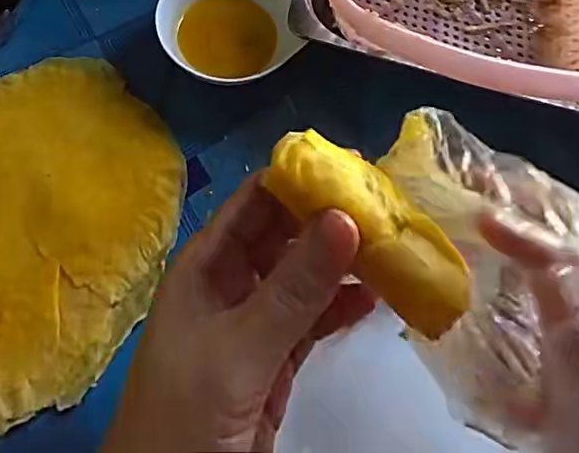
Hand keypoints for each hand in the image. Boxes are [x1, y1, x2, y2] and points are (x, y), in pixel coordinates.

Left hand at [103, 172, 375, 452]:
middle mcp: (230, 281)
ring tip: (391, 243)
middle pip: (283, 233)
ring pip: (302, 276)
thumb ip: (292, 288)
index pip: (255, 201)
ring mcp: (253, 321)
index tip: (350, 165)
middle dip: (328, 217)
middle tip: (385, 202)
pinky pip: (311, 320)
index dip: (298, 178)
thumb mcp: (240, 348)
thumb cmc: (186, 413)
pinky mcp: (273, 360)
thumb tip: (345, 217)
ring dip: (342, 261)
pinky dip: (342, 307)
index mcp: (207, 261)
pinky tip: (378, 296)